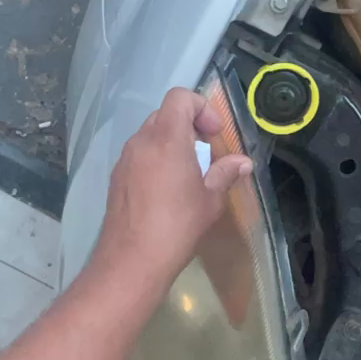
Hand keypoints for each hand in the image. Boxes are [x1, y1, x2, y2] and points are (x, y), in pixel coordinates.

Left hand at [90, 87, 252, 289]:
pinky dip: (156, 159)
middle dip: (189, 127)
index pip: (180, 97)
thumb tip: (243, 162)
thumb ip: (225, 173)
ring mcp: (125, 159)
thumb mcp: (210, 200)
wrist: (131, 262)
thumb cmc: (177, 226)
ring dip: (173, 144)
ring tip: (189, 174)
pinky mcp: (117, 178)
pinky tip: (167, 191)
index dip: (201, 107)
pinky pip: (140, 155)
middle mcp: (142, 141)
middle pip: (166, 114)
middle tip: (206, 154)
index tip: (214, 134)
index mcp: (167, 139)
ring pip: (151, 134)